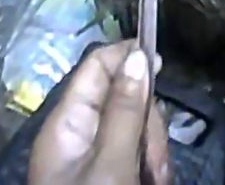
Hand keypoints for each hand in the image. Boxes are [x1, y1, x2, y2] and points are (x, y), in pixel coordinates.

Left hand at [28, 41, 170, 184]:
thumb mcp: (111, 163)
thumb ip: (125, 109)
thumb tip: (138, 53)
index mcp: (65, 123)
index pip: (96, 65)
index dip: (127, 56)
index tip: (159, 62)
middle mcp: (79, 135)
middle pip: (123, 96)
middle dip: (149, 119)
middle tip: (155, 158)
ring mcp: (93, 158)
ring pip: (136, 125)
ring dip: (154, 146)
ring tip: (157, 178)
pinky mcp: (109, 176)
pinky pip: (138, 151)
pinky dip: (151, 163)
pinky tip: (155, 181)